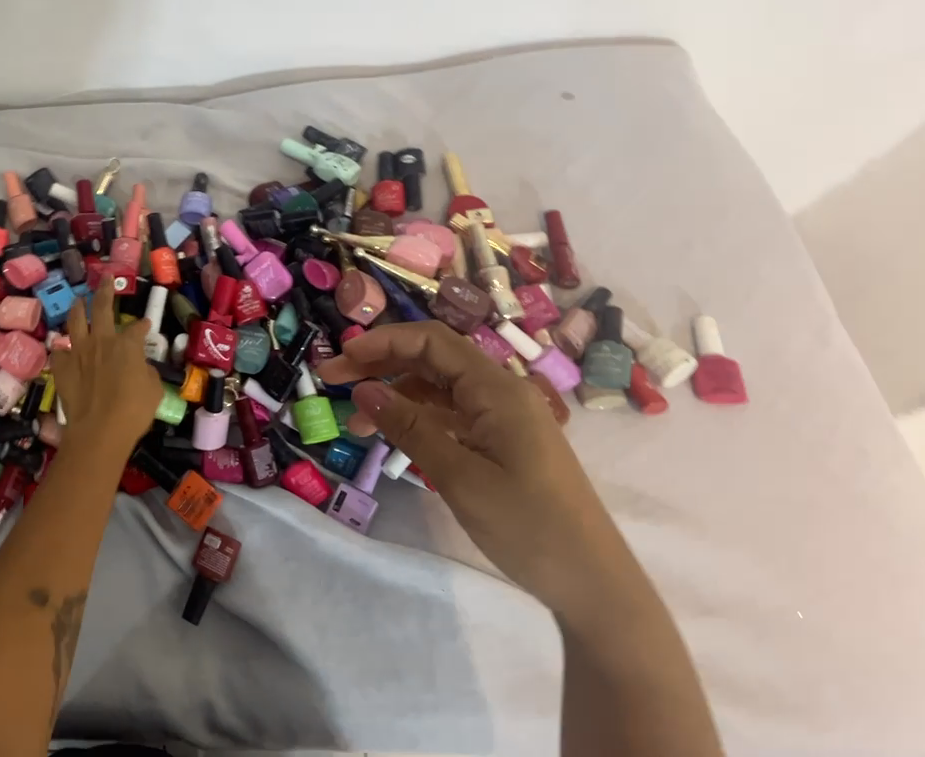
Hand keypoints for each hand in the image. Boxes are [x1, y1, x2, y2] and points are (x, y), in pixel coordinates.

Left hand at [50, 282, 162, 460]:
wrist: (99, 430)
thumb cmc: (134, 411)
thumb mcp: (153, 390)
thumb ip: (146, 372)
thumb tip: (139, 367)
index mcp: (127, 345)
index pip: (137, 328)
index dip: (142, 325)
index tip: (145, 324)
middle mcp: (102, 341)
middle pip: (102, 307)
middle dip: (105, 290)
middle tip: (105, 278)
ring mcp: (78, 352)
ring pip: (75, 321)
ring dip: (78, 307)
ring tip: (79, 299)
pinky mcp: (62, 367)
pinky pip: (59, 351)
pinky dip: (62, 347)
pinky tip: (62, 346)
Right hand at [316, 321, 642, 619]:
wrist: (593, 584)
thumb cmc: (528, 526)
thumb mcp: (459, 477)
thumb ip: (409, 427)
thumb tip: (362, 389)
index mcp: (496, 389)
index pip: (431, 341)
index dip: (382, 341)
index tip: (340, 359)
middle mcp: (501, 393)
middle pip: (432, 358)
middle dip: (380, 362)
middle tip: (331, 379)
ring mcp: (504, 418)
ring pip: (438, 387)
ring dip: (394, 393)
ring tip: (354, 420)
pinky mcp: (503, 443)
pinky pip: (451, 414)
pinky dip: (417, 417)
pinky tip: (392, 435)